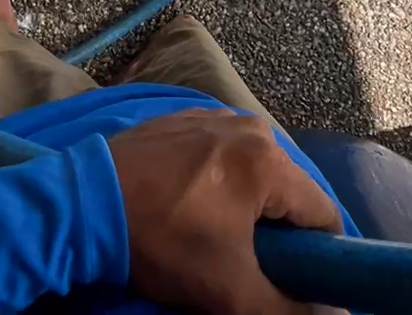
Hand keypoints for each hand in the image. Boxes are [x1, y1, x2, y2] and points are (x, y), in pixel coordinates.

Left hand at [109, 108, 342, 313]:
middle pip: (288, 190)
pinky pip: (223, 153)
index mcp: (268, 160)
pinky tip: (192, 203)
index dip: (320, 255)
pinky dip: (219, 179)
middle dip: (279, 229)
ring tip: (214, 233)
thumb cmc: (164, 239)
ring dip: (247, 205)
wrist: (89, 200)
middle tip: (247, 260)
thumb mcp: (229, 289)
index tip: (295, 279)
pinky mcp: (185, 117)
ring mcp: (214, 115)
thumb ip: (291, 311)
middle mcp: (249, 126)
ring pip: (255, 170)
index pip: (322, 214)